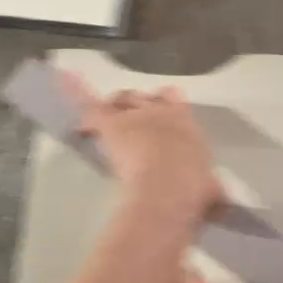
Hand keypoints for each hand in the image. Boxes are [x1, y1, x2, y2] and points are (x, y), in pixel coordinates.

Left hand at [70, 74, 222, 220]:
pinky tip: (62, 80)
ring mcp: (134, 114)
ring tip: (104, 121)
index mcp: (186, 121)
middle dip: (136, 107)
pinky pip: (89, 105)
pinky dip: (75, 91)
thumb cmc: (195, 189)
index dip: (164, 105)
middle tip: (130, 126)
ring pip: (119, 100)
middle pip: (143, 98)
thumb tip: (220, 202)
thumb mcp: (212, 189)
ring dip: (113, 108)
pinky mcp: (111, 124)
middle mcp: (161, 111)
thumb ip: (211, 189)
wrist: (171, 187)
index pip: (173, 99)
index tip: (159, 117)